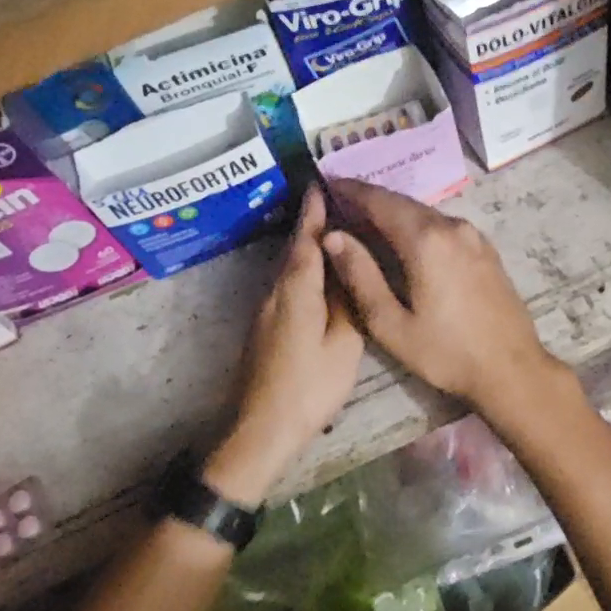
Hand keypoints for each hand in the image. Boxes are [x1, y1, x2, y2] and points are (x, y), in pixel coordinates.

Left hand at [209, 187, 363, 502]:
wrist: (262, 428)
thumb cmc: (310, 387)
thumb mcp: (343, 344)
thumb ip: (347, 301)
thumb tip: (348, 266)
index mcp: (297, 290)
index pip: (308, 240)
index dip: (315, 212)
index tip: (323, 183)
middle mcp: (276, 291)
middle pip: (295, 249)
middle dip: (312, 223)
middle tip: (336, 200)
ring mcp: (266, 310)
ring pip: (289, 267)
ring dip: (307, 245)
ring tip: (334, 230)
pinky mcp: (265, 326)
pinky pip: (287, 284)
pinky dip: (303, 269)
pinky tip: (320, 274)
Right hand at [319, 178, 569, 417]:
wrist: (512, 369)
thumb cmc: (447, 352)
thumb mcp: (391, 323)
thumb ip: (360, 276)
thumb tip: (333, 236)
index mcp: (426, 240)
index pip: (379, 201)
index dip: (350, 190)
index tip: (326, 184)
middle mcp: (452, 226)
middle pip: (403, 203)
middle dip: (370, 200)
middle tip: (339, 204)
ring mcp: (474, 236)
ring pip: (424, 213)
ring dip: (394, 213)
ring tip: (364, 223)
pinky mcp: (485, 250)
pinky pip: (443, 227)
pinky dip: (417, 225)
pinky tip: (405, 241)